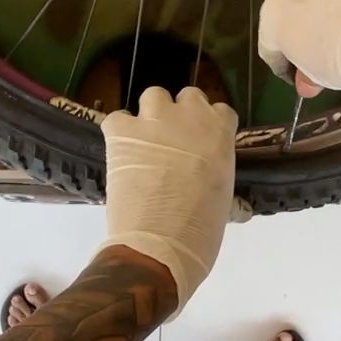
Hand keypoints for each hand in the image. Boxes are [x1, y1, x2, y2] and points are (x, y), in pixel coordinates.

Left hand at [98, 85, 237, 311]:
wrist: (161, 244)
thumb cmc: (201, 232)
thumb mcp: (224, 200)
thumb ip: (217, 177)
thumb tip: (213, 185)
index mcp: (221, 134)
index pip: (220, 111)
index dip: (209, 126)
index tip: (202, 143)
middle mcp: (191, 116)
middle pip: (187, 97)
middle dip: (180, 114)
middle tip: (172, 142)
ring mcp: (154, 120)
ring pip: (153, 96)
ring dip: (149, 116)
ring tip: (143, 143)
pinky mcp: (121, 131)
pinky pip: (117, 119)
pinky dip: (118, 134)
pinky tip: (120, 156)